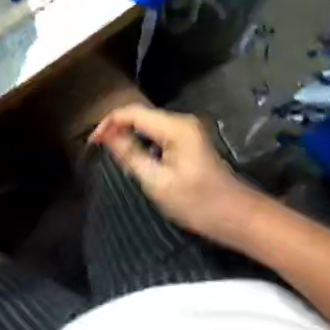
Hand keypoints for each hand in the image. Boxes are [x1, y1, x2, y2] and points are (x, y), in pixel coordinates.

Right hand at [88, 104, 264, 247]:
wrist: (237, 216)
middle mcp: (182, 121)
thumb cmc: (198, 203)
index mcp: (175, 127)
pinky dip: (142, 139)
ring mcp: (188, 129)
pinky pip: (158, 132)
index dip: (108, 123)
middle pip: (140, 114)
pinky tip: (133, 154)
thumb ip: (130, 154)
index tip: (92, 143)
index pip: (132, 112)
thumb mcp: (157, 182)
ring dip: (128, 133)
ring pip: (148, 122)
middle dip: (116, 127)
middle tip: (97, 147)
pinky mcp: (190, 140)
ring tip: (110, 150)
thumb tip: (107, 135)